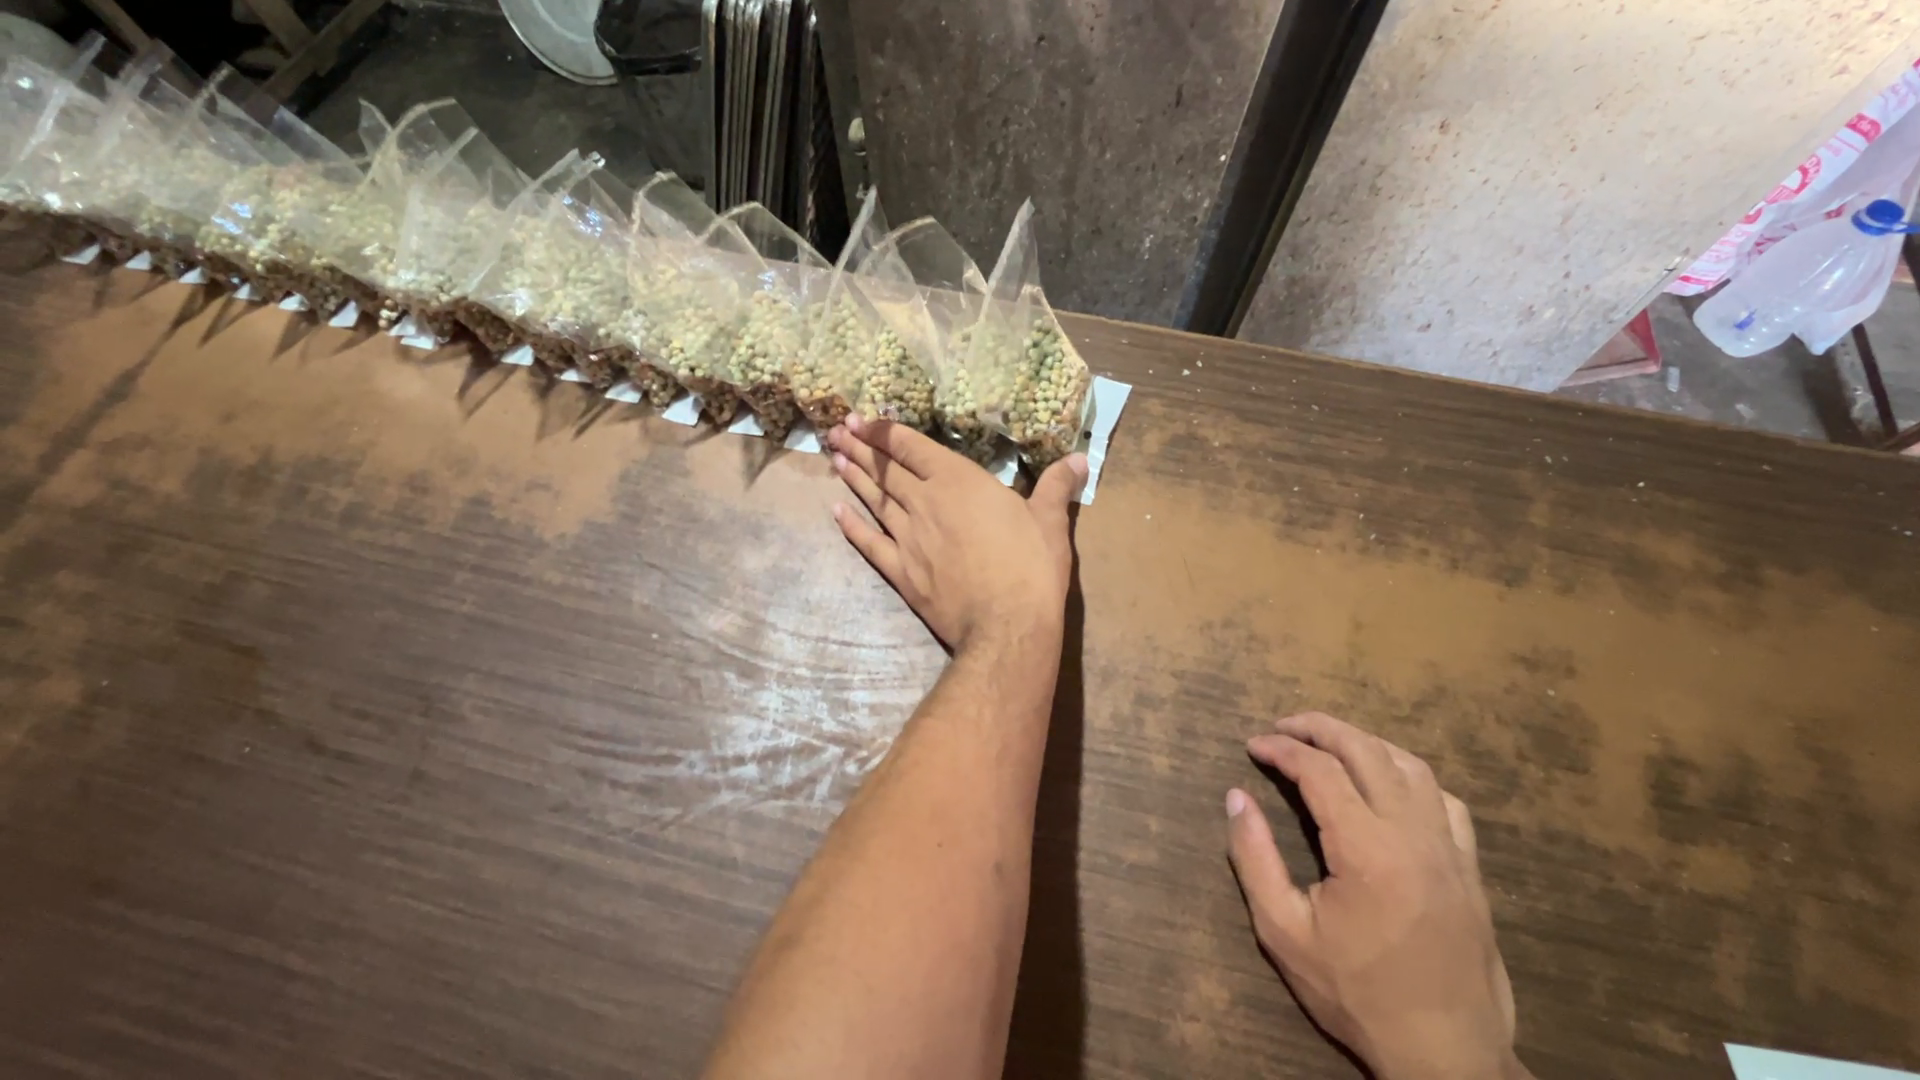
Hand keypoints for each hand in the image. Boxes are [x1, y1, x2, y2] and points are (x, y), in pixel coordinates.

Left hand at [826, 413, 1085, 655]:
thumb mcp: (1050, 521)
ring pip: (874, 501)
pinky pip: (869, 543)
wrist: (1006, 626)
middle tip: (836, 433)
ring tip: (835, 460)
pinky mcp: (901, 572)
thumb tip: (1080, 458)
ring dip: (854, 479)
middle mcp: (924, 502)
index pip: (911, 446)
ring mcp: (908, 538)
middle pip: (887, 471)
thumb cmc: (1032, 567)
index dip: (883, 430)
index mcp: (958, 481)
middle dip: (860, 449)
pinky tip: (836, 512)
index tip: (859, 418)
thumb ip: (1056, 486)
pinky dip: (851, 526)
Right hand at [1226, 713, 1527, 1079]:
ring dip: (1364, 743)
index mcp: (1367, 848)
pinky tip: (1389, 785)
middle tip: (1283, 727)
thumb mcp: (1284, 932)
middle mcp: (1413, 834)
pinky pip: (1445, 800)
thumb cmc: (1357, 994)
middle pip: (1366, 751)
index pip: (1320, 771)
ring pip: (1410, 766)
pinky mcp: (1470, 868)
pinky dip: (1409, 776)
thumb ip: (1255, 858)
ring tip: (1328, 744)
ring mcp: (1449, 848)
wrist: (1446, 1054)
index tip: (1252, 745)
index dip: (1282, 749)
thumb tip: (1236, 798)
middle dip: (1319, 729)